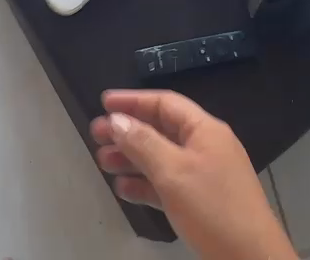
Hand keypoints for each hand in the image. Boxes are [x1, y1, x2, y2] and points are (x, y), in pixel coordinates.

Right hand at [90, 90, 296, 259]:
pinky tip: (123, 190)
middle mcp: (205, 146)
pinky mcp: (202, 203)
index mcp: (205, 130)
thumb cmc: (213, 209)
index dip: (133, 100)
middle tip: (96, 134)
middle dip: (128, 131)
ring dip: (132, 158)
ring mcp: (205, 175)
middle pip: (161, 129)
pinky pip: (169, 184)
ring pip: (162, 158)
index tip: (104, 102)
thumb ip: (142, 143)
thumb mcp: (173, 172)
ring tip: (102, 162)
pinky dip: (146, 184)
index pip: (165, 103)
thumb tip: (117, 119)